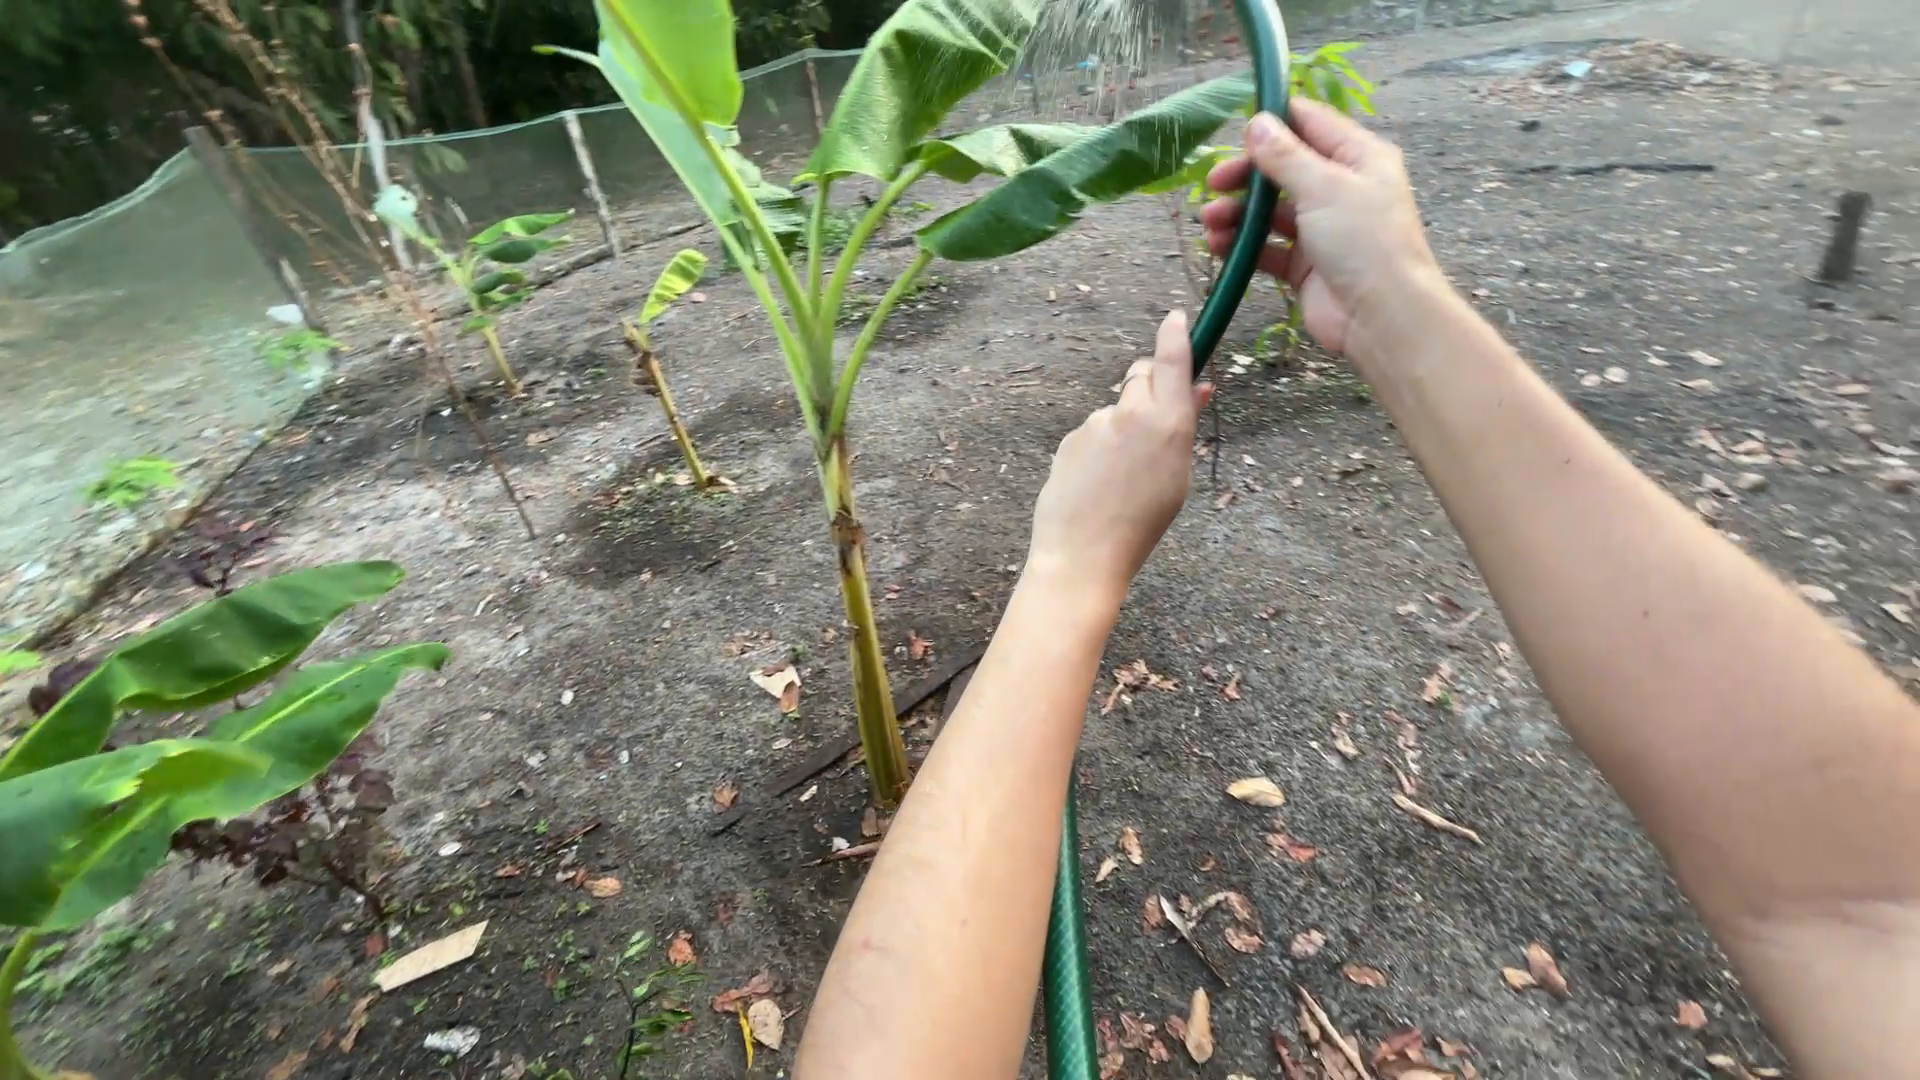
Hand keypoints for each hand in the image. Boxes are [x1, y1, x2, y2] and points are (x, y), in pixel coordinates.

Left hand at [1027, 310, 1211, 605]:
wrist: (1084, 552)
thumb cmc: (1140, 523)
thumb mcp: (1176, 475)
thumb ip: (1182, 427)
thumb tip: (1196, 390)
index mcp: (1166, 422)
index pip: (1171, 361)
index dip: (1174, 335)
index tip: (1175, 318)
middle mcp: (1129, 413)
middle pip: (1140, 375)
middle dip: (1147, 384)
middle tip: (1152, 415)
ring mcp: (1094, 424)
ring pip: (1113, 410)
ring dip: (1120, 426)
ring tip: (1119, 475)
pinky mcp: (1069, 439)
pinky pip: (1090, 433)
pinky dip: (1096, 447)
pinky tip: (1095, 481)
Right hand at [1199, 98, 1443, 358]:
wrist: (1377, 315)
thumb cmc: (1363, 241)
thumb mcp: (1324, 188)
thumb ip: (1286, 156)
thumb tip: (1257, 122)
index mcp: (1356, 157)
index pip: (1310, 125)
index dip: (1274, 124)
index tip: (1237, 132)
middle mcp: (1338, 189)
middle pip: (1282, 171)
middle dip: (1246, 176)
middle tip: (1214, 184)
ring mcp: (1318, 229)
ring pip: (1269, 212)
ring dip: (1237, 214)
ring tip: (1209, 222)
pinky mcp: (1301, 265)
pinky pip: (1264, 248)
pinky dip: (1240, 246)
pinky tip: (1217, 246)